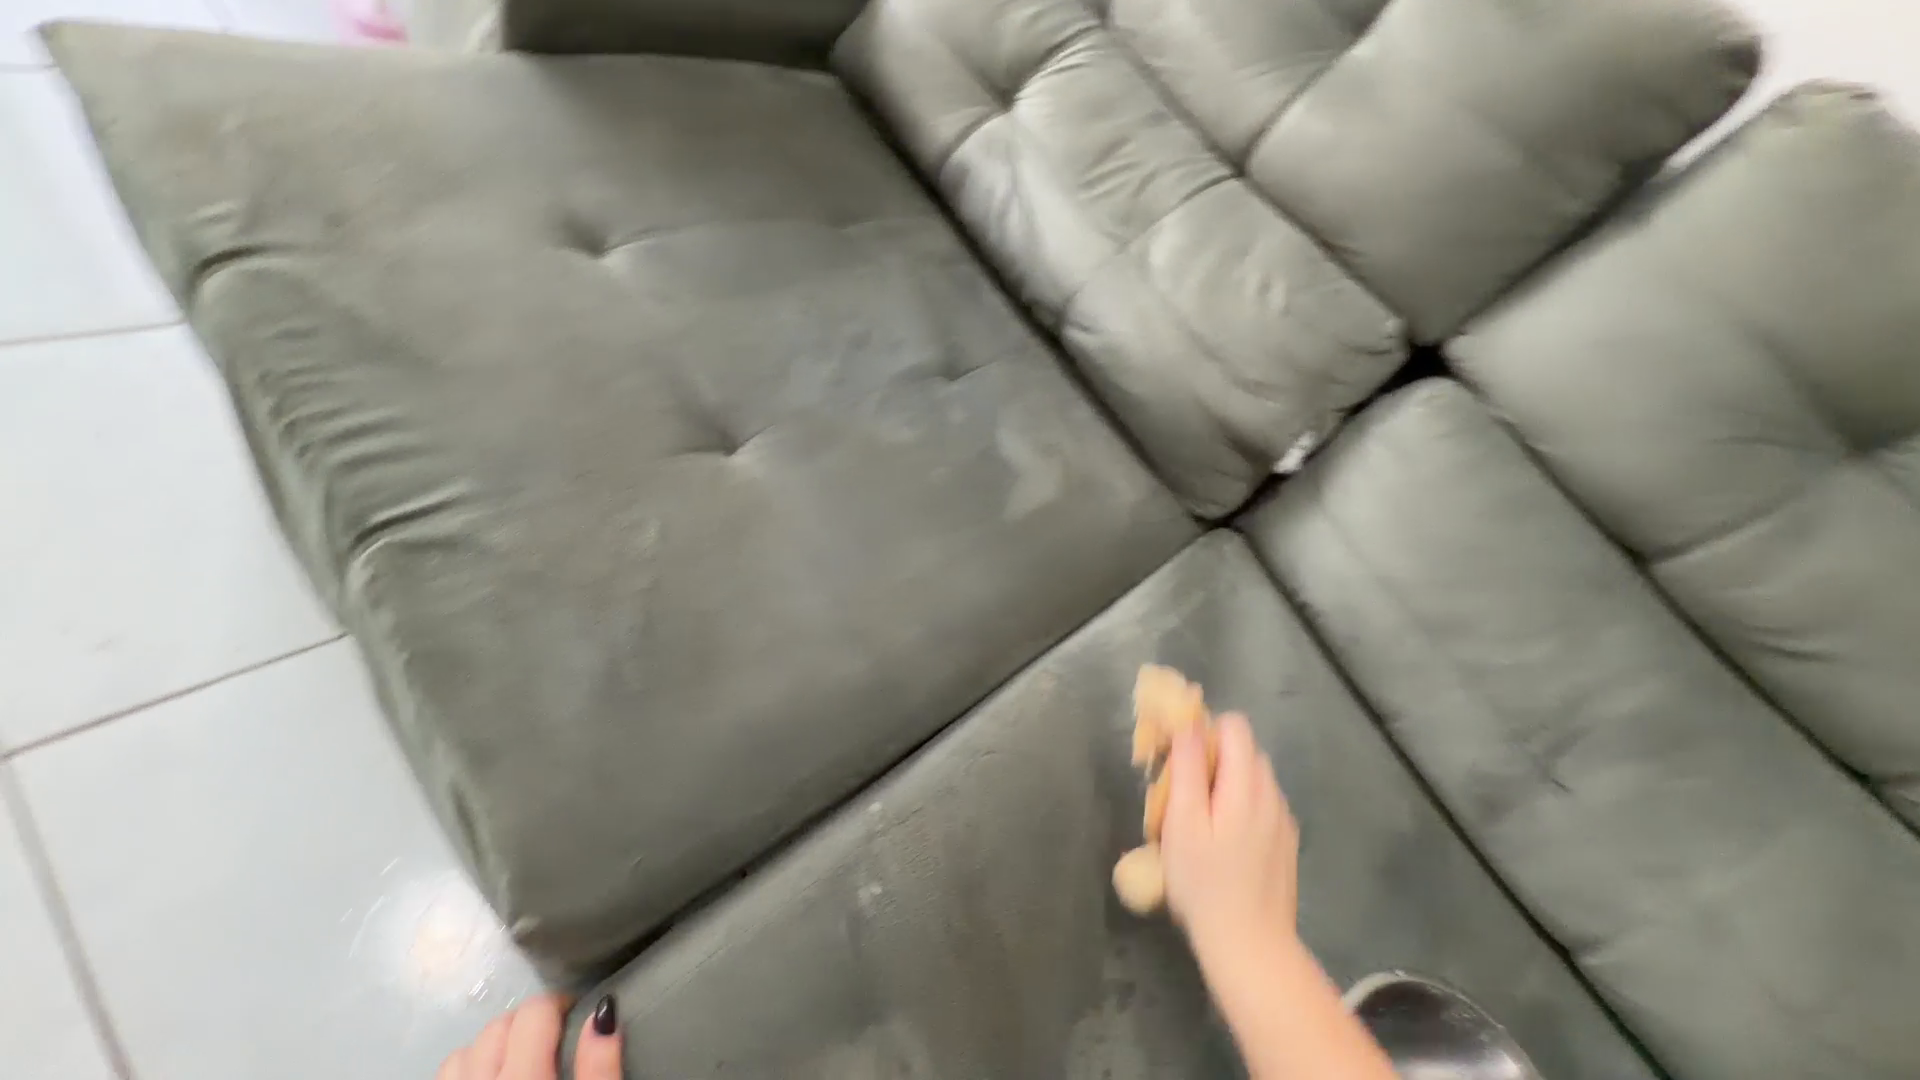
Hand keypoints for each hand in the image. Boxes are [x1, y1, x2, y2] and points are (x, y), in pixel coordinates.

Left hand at [435, 995, 622, 1079]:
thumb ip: (600, 1066)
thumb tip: (603, 1010)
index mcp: (522, 1078)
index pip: (534, 1012)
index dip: (558, 1006)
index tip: (575, 1017)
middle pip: (496, 1027)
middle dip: (525, 1024)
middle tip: (551, 1041)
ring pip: (460, 1055)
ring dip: (488, 1049)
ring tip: (516, 1062)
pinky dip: (465, 1073)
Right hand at [1158, 711, 1299, 955]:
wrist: (1250, 945)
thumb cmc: (1205, 883)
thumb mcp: (1183, 822)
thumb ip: (1188, 768)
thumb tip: (1188, 725)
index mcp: (1247, 785)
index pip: (1234, 726)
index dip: (1203, 731)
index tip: (1178, 756)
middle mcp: (1272, 794)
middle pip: (1244, 750)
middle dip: (1211, 757)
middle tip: (1180, 791)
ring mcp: (1283, 820)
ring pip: (1252, 779)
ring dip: (1225, 783)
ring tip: (1199, 820)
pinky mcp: (1285, 844)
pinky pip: (1260, 805)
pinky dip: (1239, 807)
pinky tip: (1222, 843)